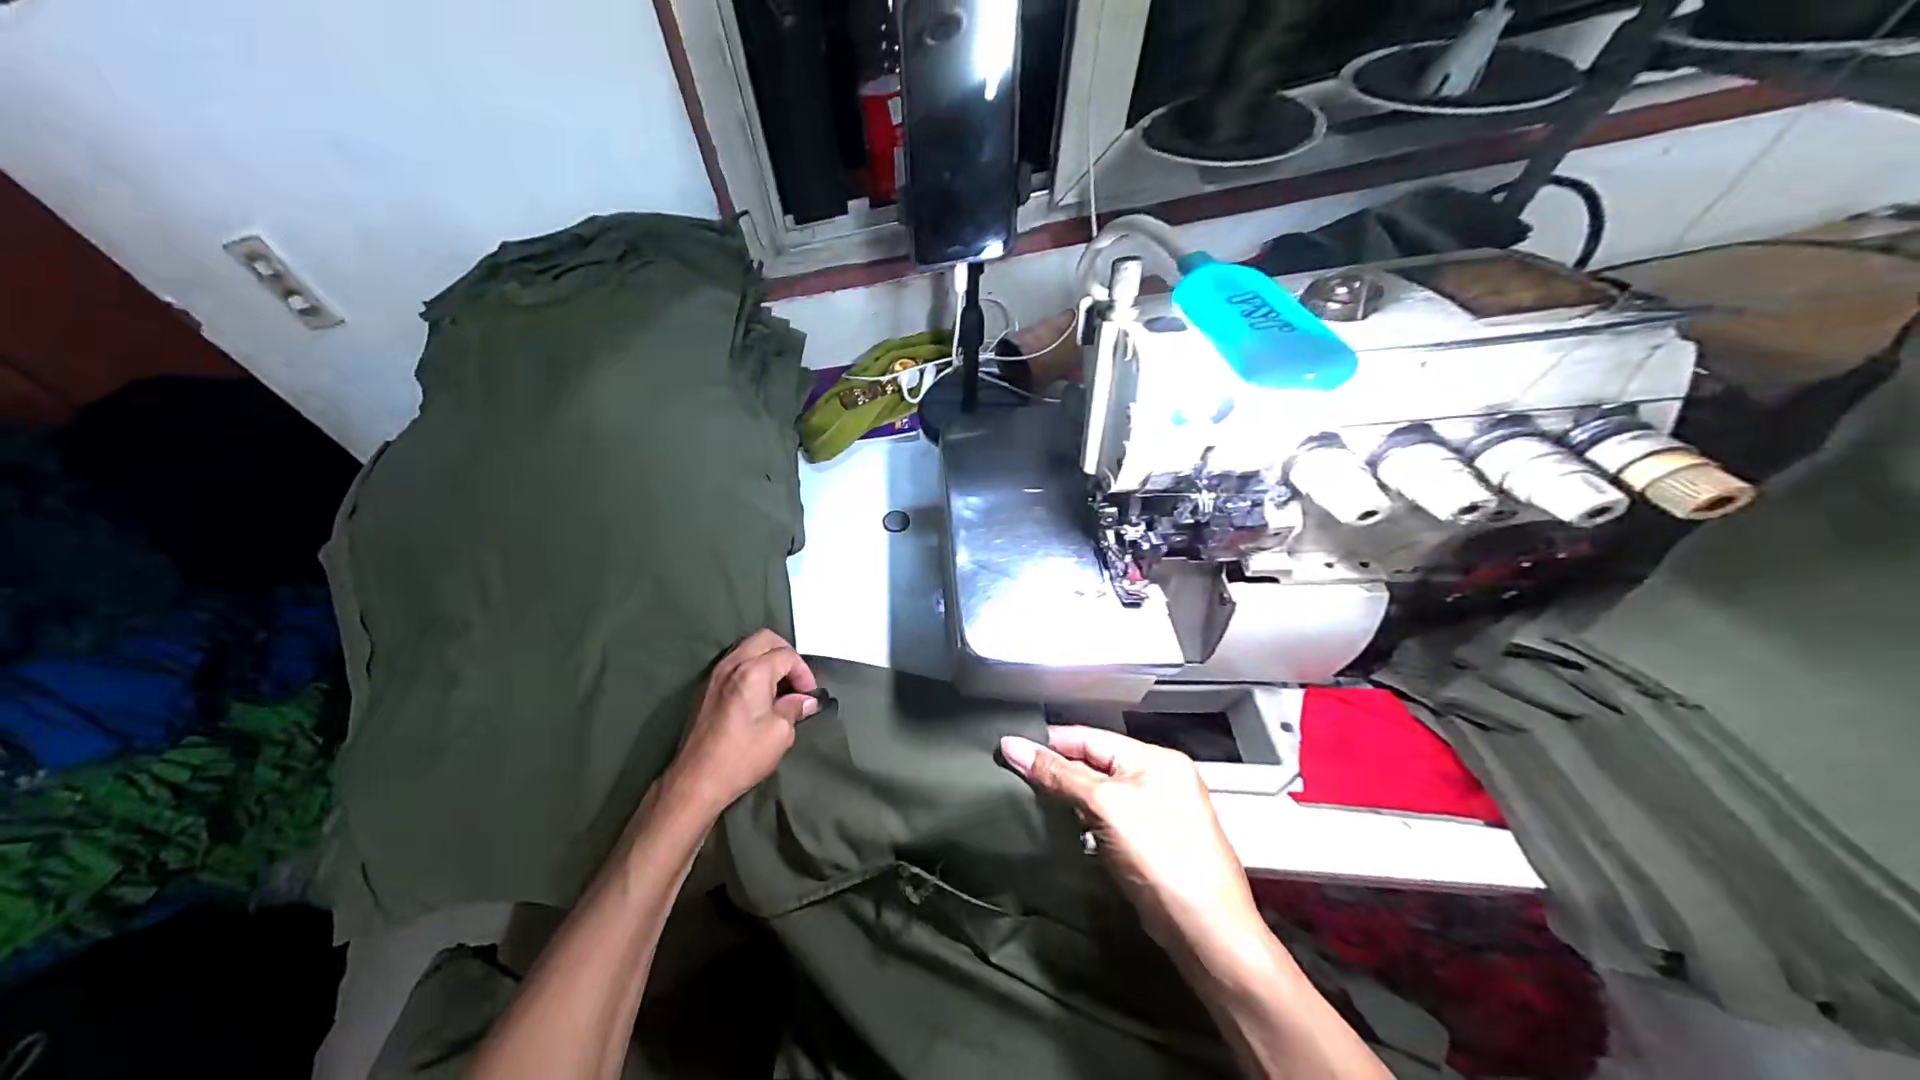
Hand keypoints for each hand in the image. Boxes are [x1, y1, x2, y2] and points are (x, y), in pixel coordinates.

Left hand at [665, 630, 819, 817]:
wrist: (695, 781)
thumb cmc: (741, 756)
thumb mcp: (780, 733)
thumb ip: (794, 708)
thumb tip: (805, 701)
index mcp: (752, 671)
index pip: (786, 655)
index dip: (804, 672)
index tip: (809, 695)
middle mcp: (731, 664)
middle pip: (764, 638)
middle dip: (786, 654)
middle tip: (796, 680)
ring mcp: (714, 674)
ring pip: (746, 647)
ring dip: (767, 658)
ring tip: (778, 685)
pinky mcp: (705, 688)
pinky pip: (734, 661)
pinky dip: (751, 666)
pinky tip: (758, 692)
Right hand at [999, 726, 1267, 965]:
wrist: (1203, 928)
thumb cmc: (1163, 858)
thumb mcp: (1104, 804)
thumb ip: (1059, 774)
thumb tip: (1014, 747)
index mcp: (1156, 758)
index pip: (1091, 737)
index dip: (1051, 742)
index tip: (1013, 748)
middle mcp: (1161, 779)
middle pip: (1096, 763)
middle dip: (1061, 771)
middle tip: (1020, 776)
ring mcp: (1159, 812)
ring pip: (1102, 793)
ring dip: (1074, 799)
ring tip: (1042, 803)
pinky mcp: (1153, 843)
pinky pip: (1111, 820)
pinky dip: (1089, 823)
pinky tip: (1072, 831)